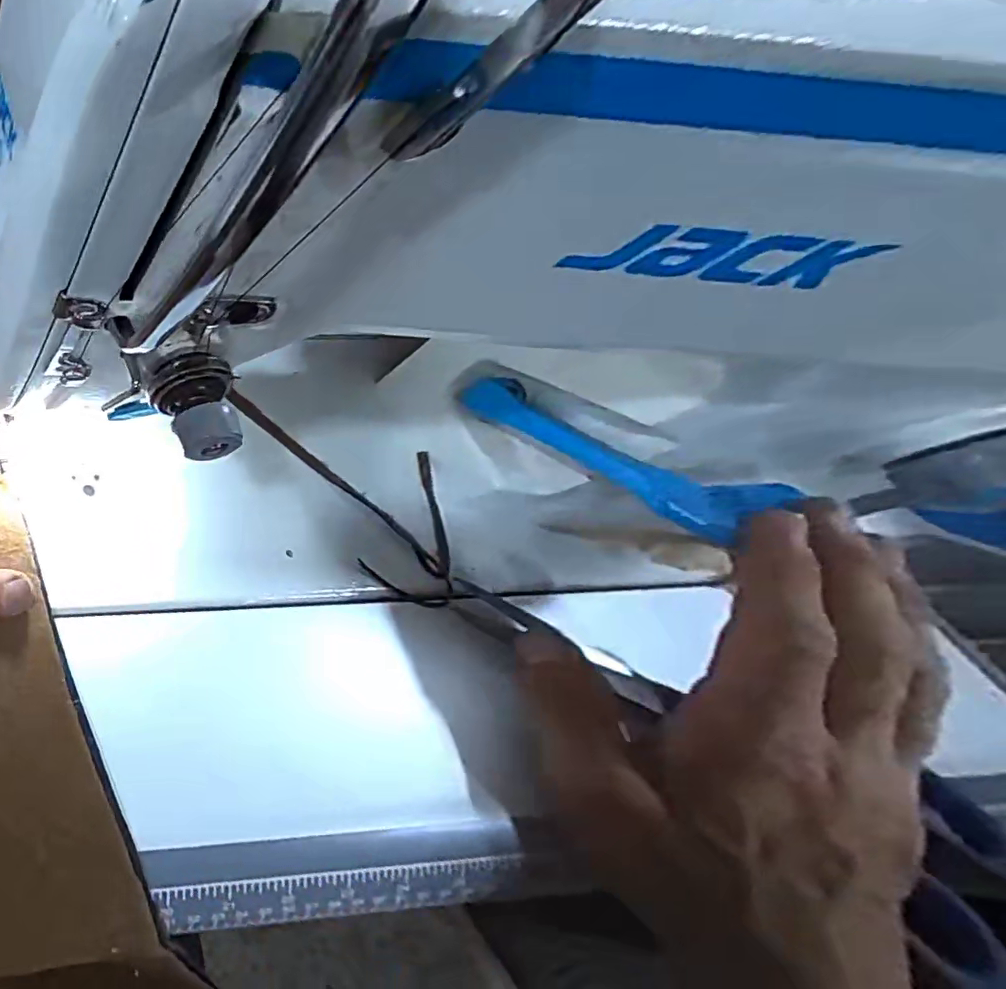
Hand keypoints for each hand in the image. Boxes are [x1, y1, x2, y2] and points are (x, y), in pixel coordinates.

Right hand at [519, 503, 948, 987]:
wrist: (790, 977)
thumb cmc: (679, 876)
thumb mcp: (595, 802)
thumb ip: (566, 718)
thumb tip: (536, 643)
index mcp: (758, 739)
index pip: (786, 636)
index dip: (784, 569)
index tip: (770, 516)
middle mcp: (838, 746)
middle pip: (868, 642)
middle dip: (851, 568)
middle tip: (828, 513)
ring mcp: (884, 773)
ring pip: (912, 672)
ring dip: (894, 601)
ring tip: (877, 552)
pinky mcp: (899, 797)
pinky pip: (921, 708)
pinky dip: (912, 653)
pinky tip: (896, 638)